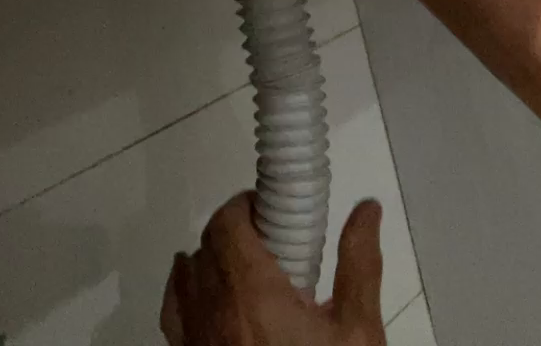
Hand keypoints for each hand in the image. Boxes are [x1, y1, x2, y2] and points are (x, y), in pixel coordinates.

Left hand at [160, 193, 386, 345]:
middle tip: (269, 242)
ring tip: (244, 269)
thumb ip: (359, 263)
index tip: (270, 212)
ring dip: (210, 260)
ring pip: (185, 276)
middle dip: (234, 231)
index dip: (244, 207)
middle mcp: (211, 311)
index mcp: (250, 292)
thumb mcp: (357, 331)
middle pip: (206, 245)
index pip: (225, 223)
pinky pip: (172, 313)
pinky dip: (186, 293)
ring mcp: (193, 341)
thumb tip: (367, 208)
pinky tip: (209, 298)